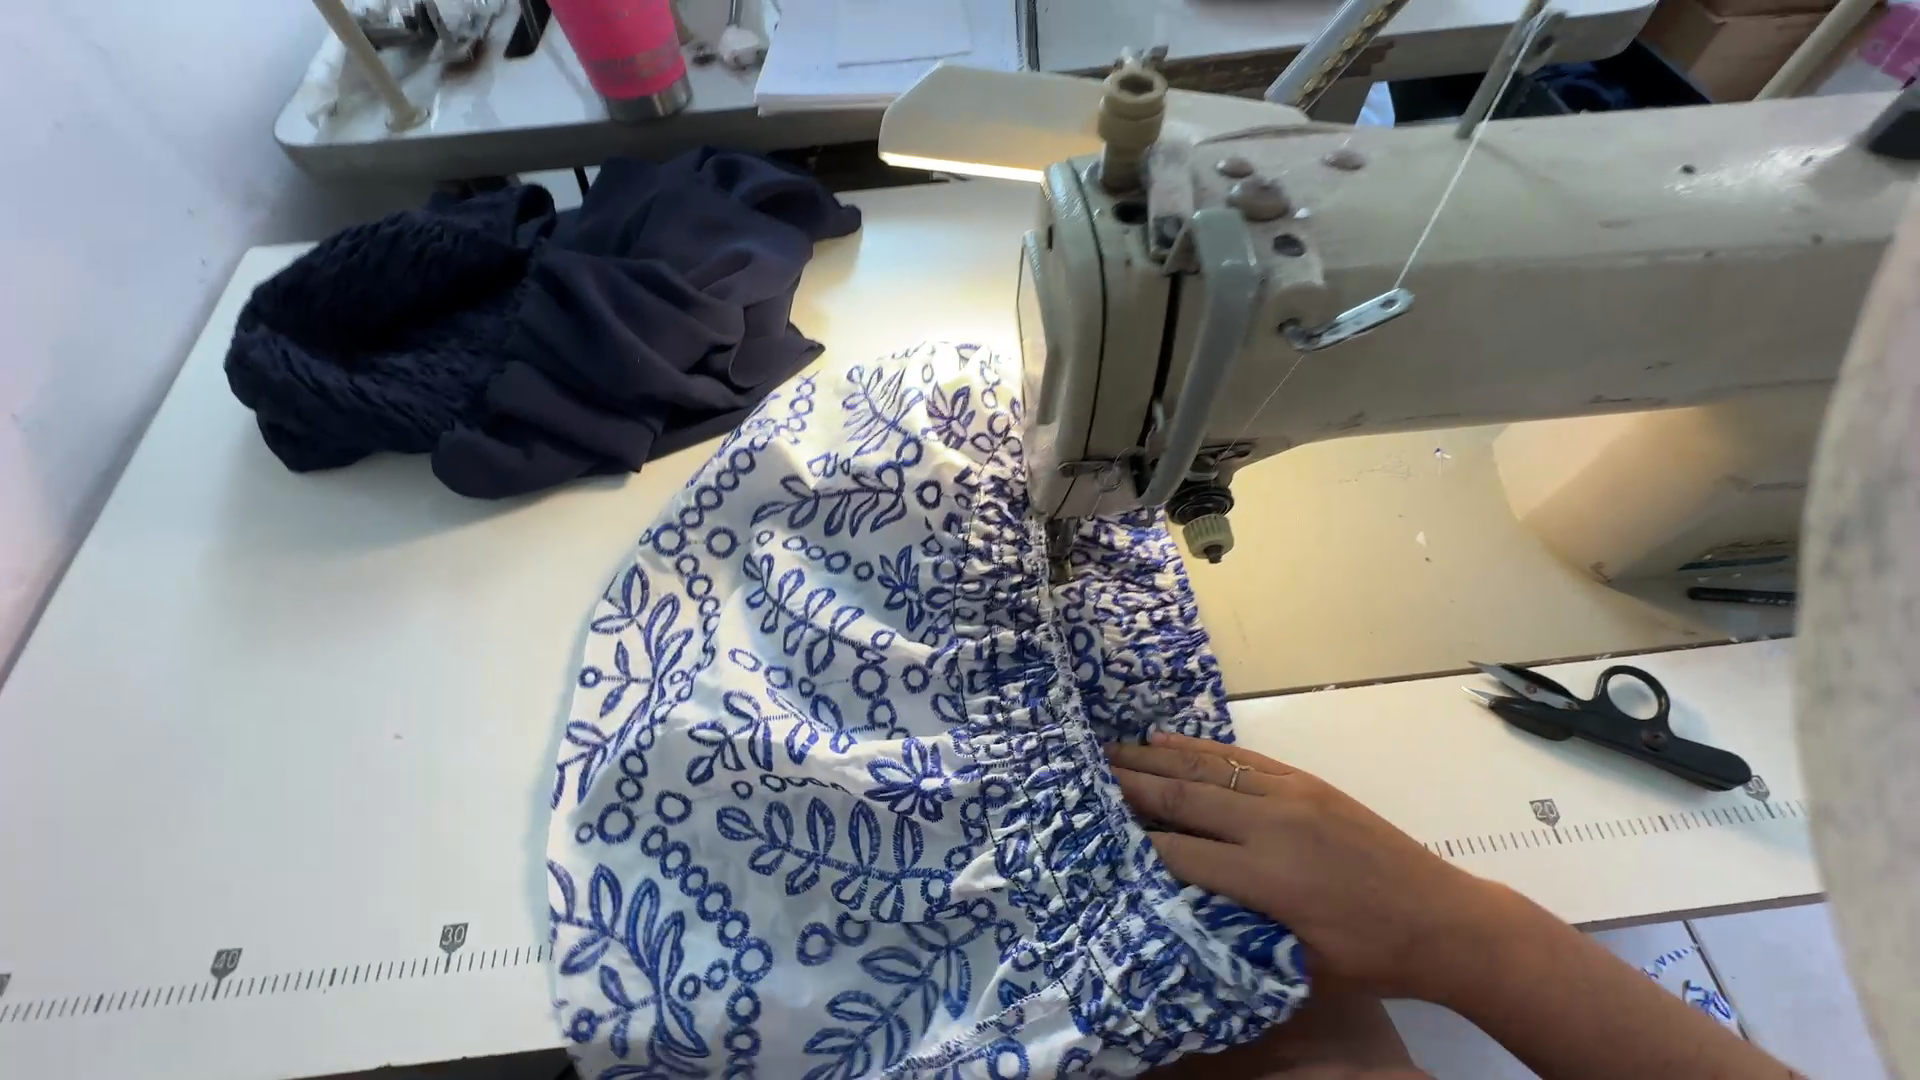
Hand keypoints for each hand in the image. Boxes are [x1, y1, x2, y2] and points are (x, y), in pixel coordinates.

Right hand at [1107, 731, 1500, 1002]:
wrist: (1446, 919)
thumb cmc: (1372, 954)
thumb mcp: (1300, 962)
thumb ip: (1237, 928)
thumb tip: (1177, 899)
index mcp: (1268, 879)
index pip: (1181, 854)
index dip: (1136, 844)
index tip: (1096, 831)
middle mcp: (1271, 826)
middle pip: (1184, 797)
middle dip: (1131, 785)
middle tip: (1086, 771)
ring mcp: (1288, 795)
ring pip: (1206, 768)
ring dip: (1155, 757)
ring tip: (1113, 750)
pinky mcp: (1304, 780)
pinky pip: (1241, 757)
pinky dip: (1199, 747)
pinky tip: (1167, 739)